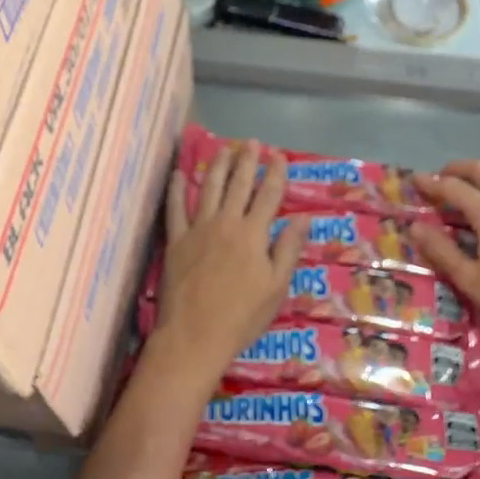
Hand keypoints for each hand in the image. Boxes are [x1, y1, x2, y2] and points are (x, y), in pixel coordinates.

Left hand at [152, 141, 308, 376]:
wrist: (194, 335)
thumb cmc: (241, 317)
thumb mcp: (276, 287)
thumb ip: (289, 249)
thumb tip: (304, 217)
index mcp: (253, 234)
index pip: (268, 195)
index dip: (275, 173)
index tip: (279, 156)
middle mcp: (226, 222)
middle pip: (238, 184)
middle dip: (247, 161)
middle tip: (252, 143)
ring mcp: (198, 228)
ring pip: (209, 188)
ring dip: (218, 166)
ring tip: (224, 149)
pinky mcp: (176, 240)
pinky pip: (175, 208)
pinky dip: (177, 189)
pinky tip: (179, 174)